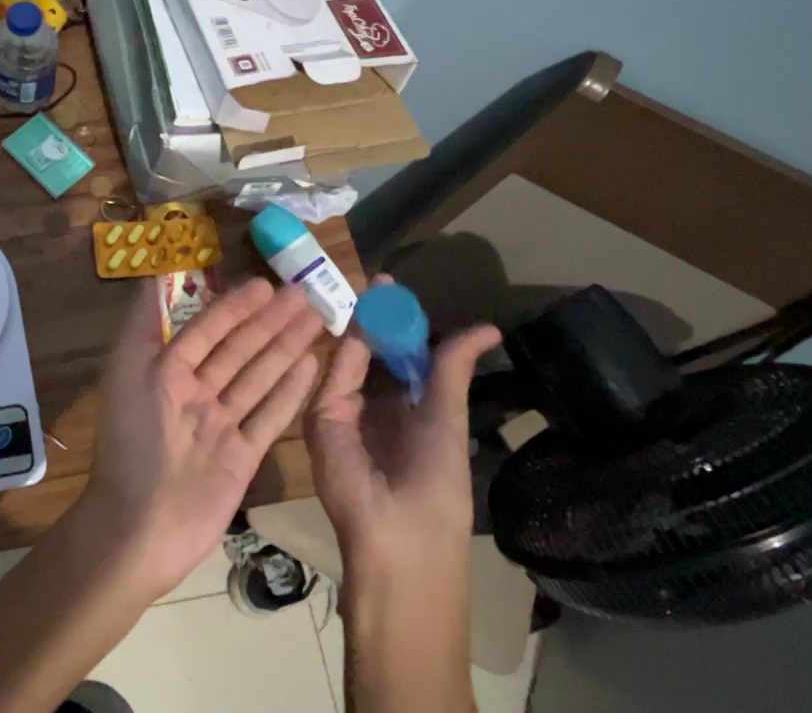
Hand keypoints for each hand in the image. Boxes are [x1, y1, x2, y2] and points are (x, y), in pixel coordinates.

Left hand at [80, 279, 324, 593]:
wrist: (141, 526)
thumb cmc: (131, 443)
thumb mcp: (126, 372)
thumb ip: (142, 324)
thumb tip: (154, 274)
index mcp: (165, 372)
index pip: (206, 330)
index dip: (234, 307)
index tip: (265, 284)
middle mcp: (195, 394)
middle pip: (239, 349)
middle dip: (270, 321)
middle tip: (306, 293)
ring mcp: (221, 425)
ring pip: (259, 376)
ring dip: (286, 347)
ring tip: (317, 319)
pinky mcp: (243, 455)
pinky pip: (270, 416)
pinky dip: (290, 391)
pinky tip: (312, 365)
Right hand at [305, 284, 498, 576]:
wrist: (396, 531)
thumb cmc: (435, 479)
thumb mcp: (447, 414)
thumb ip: (452, 366)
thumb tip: (489, 327)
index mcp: (412, 410)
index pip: (404, 358)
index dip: (405, 325)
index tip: (399, 291)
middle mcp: (378, 406)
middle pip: (375, 353)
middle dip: (378, 318)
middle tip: (379, 280)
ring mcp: (346, 409)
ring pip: (353, 358)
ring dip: (360, 325)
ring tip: (365, 287)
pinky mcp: (322, 415)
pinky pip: (335, 374)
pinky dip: (344, 345)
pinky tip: (354, 315)